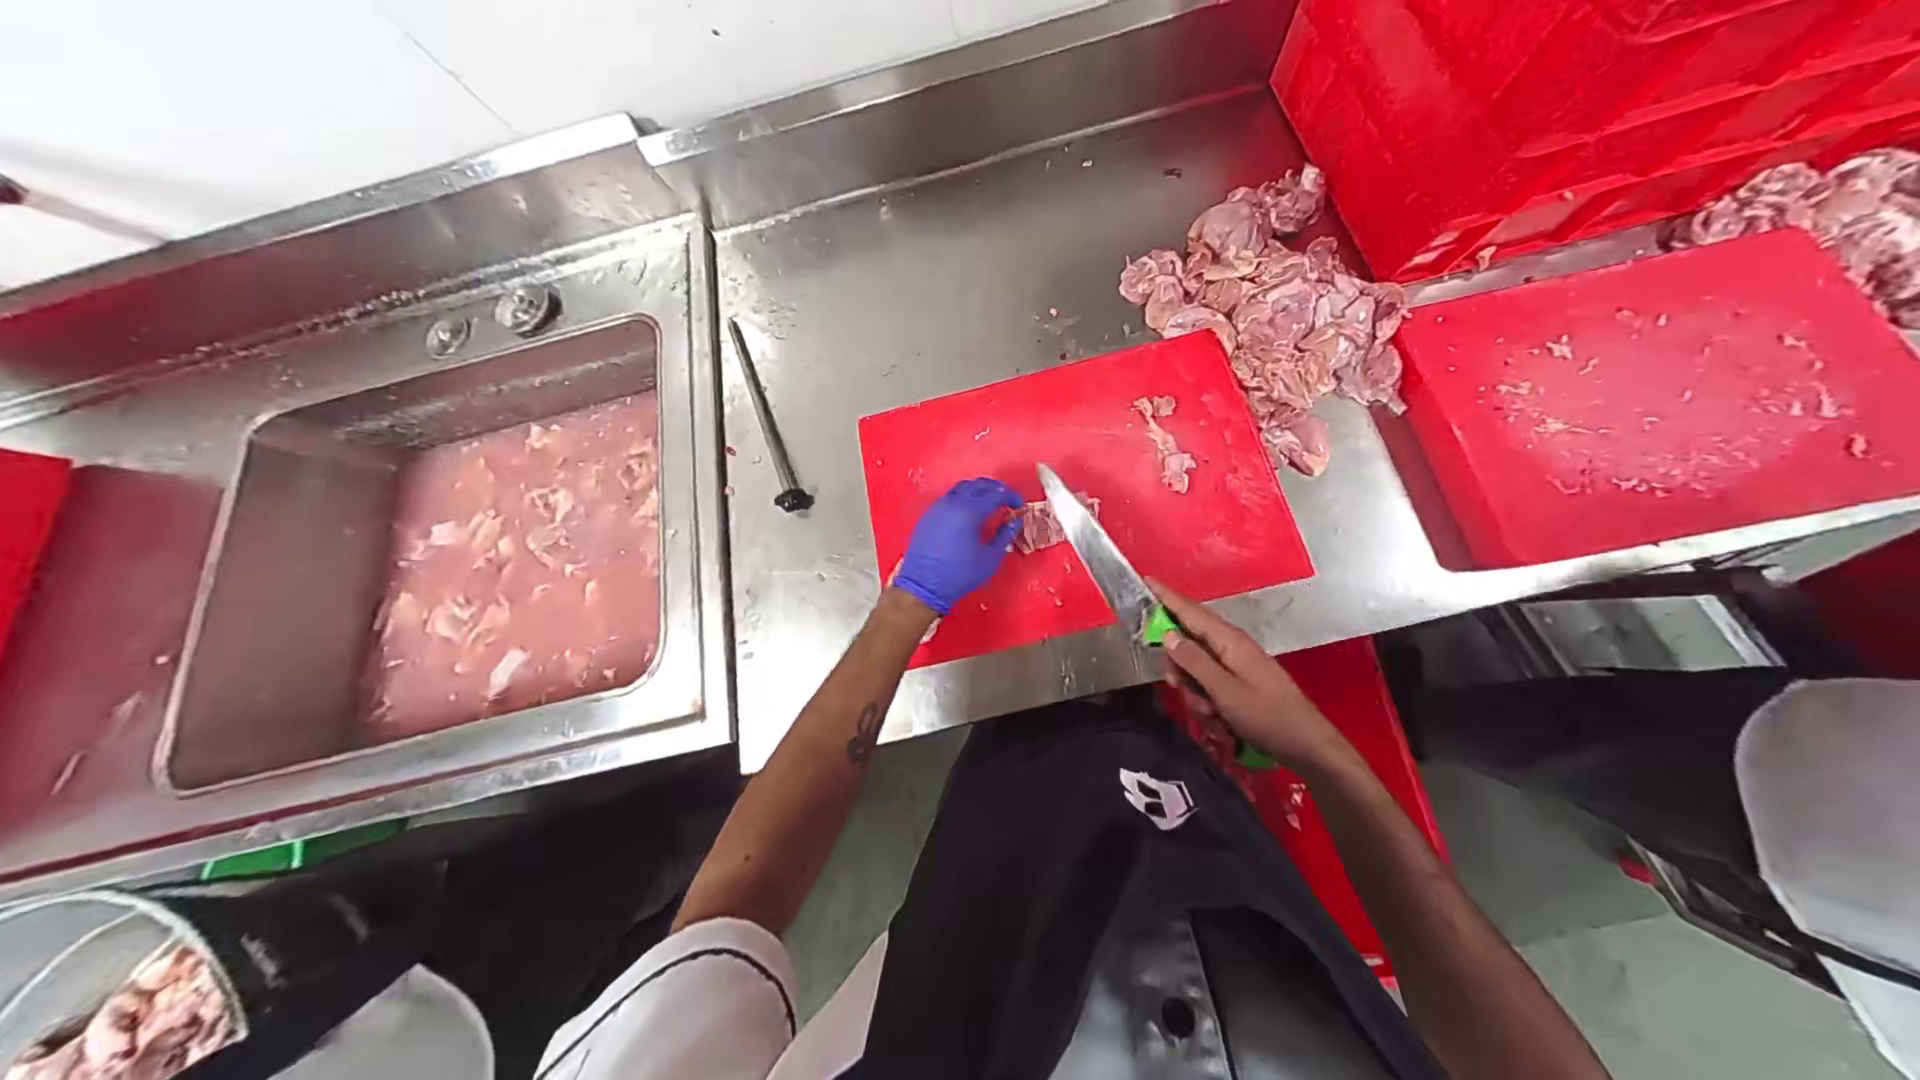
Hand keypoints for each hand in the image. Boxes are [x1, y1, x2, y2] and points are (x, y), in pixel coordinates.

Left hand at [893, 478, 1023, 614]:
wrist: (924, 585)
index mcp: (970, 511)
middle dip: (996, 489)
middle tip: (1006, 500)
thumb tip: (1015, 521)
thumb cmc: (960, 574)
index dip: (1011, 496)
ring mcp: (938, 507)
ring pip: (962, 488)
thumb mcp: (990, 558)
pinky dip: (963, 498)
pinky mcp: (928, 515)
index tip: (1019, 505)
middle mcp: (953, 503)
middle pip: (978, 485)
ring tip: (989, 503)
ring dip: (978, 491)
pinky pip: (949, 498)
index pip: (996, 493)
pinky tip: (969, 512)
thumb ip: (1004, 535)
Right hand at [1149, 578, 1350, 772]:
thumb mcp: (1225, 692)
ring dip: (1195, 692)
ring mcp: (1234, 664)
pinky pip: (1208, 684)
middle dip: (1177, 666)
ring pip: (1194, 668)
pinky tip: (1220, 720)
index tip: (1146, 580)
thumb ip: (1194, 662)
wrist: (1307, 745)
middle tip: (1177, 685)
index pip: (1190, 610)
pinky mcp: (1237, 681)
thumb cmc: (1268, 717)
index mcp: (1229, 640)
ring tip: (1212, 714)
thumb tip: (1167, 634)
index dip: (1166, 596)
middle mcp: (1230, 646)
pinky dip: (1207, 702)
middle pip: (1186, 641)